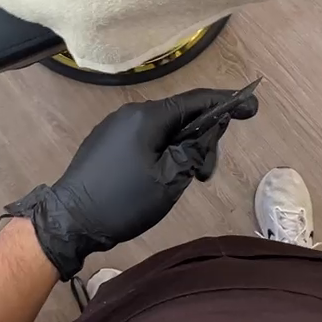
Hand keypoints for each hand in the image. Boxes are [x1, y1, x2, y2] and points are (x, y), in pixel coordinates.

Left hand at [8, 88, 259, 279]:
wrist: (70, 220)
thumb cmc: (123, 201)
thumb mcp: (170, 180)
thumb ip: (195, 149)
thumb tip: (212, 127)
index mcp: (147, 117)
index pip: (196, 100)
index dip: (226, 103)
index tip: (252, 106)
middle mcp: (130, 113)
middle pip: (179, 115)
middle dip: (201, 139)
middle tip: (205, 175)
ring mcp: (115, 126)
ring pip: (162, 128)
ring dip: (181, 148)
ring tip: (185, 180)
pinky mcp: (106, 141)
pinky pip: (144, 137)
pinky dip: (162, 150)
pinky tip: (163, 175)